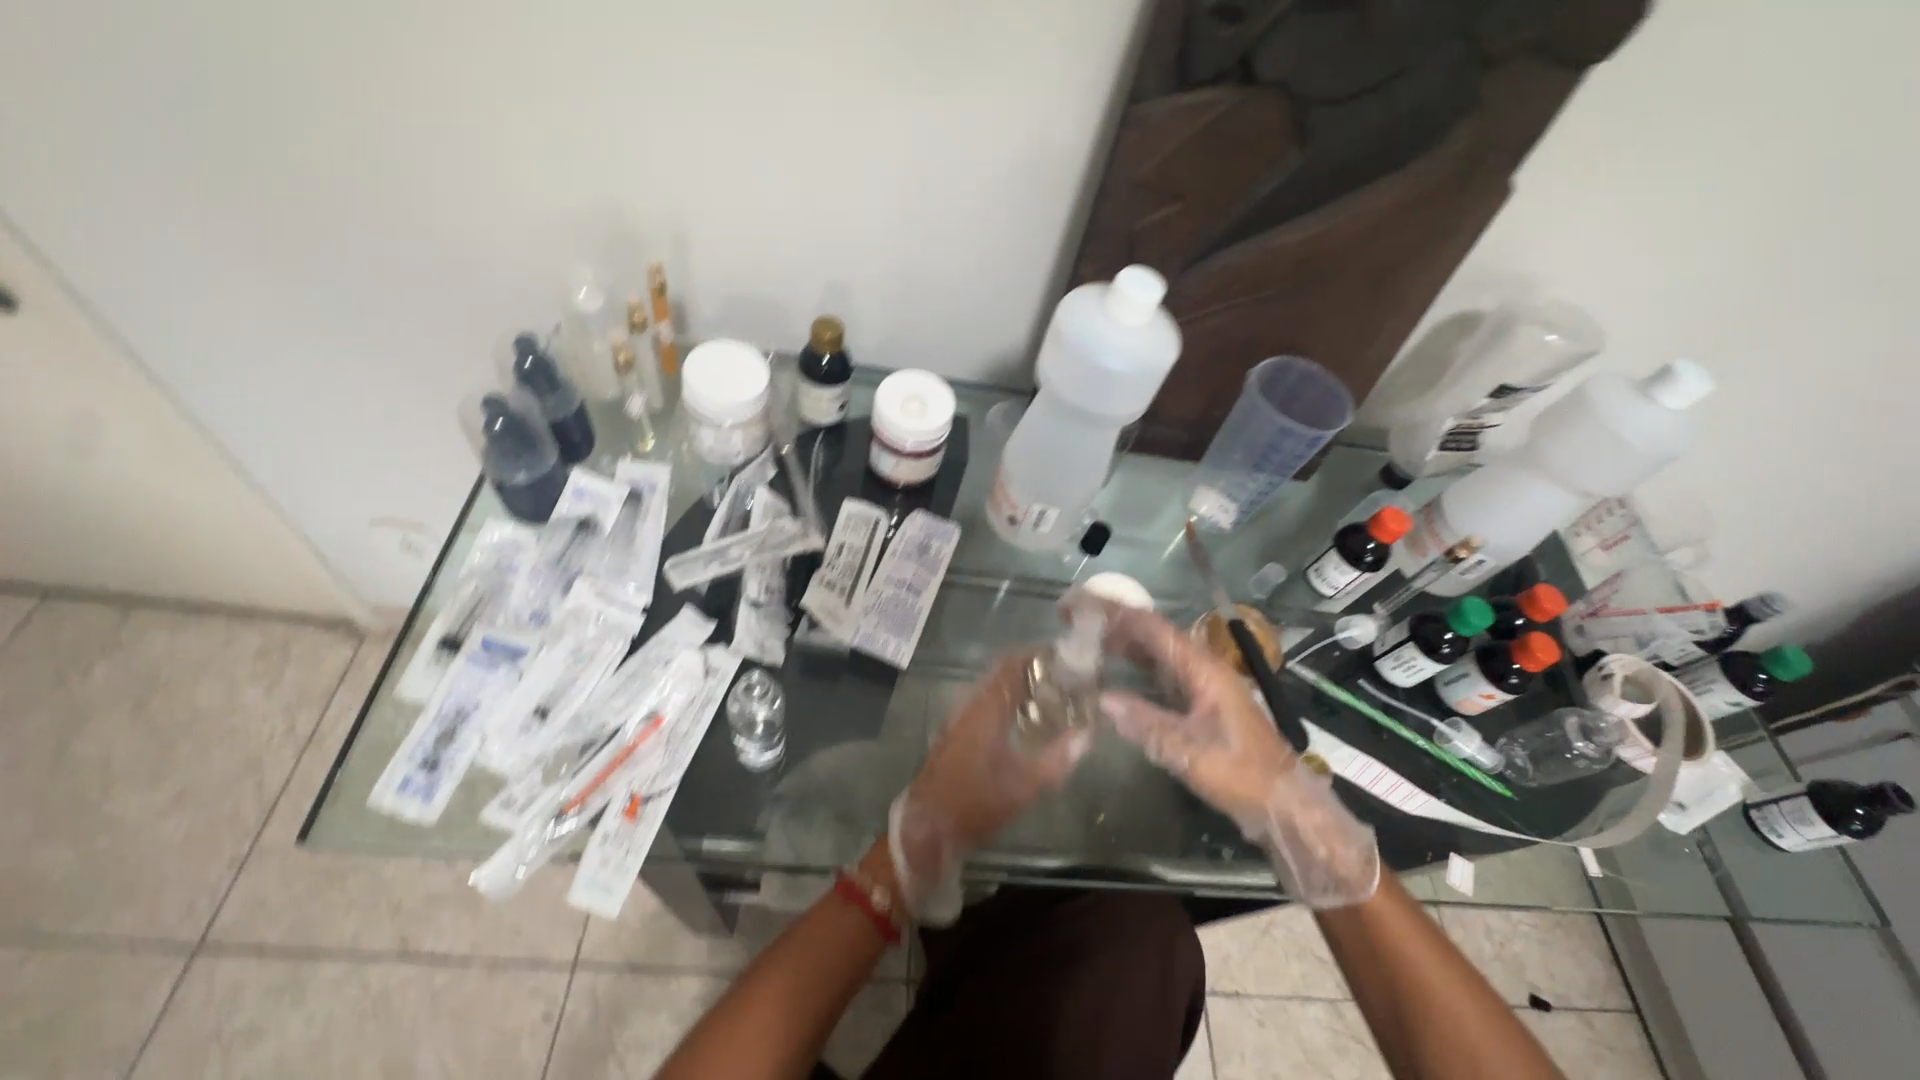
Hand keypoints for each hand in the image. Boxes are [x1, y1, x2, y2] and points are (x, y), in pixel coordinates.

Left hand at [889, 652, 1090, 924]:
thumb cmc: (975, 803)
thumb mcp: (1025, 786)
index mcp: (986, 708)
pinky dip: (1007, 705)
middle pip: (1003, 675)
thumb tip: (1088, 734)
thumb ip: (1058, 758)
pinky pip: (985, 706)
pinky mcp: (955, 735)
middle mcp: (970, 706)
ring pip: (993, 691)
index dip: (1037, 656)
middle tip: (1065, 679)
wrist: (927, 828)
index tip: (1065, 657)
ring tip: (1052, 698)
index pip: (1011, 665)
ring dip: (1020, 689)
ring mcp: (959, 720)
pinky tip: (1026, 724)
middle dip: (1033, 672)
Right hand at [1094, 600, 1380, 909]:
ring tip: (1084, 642)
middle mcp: (1203, 670)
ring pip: (1157, 655)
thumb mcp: (1191, 753)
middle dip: (1113, 623)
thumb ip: (1147, 724)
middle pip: (1153, 635)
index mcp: (1204, 670)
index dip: (1114, 613)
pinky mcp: (1200, 706)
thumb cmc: (1242, 775)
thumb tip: (1102, 699)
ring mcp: (1203, 687)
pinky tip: (1112, 678)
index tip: (1079, 605)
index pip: (1153, 628)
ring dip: (1122, 645)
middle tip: (1072, 622)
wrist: (1282, 804)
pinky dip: (1134, 670)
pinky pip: (1161, 676)